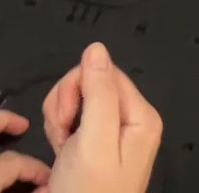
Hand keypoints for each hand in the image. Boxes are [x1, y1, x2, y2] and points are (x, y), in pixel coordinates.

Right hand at [40, 43, 161, 192]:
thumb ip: (98, 92)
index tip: (71, 120)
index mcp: (140, 115)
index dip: (80, 87)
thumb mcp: (94, 142)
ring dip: (60, 118)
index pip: (104, 70)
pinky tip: (61, 151)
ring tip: (63, 147)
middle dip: (68, 104)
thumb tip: (96, 47)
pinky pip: (69, 114)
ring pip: (75, 96)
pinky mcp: (92, 141)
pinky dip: (58, 129)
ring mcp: (110, 131)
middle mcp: (129, 119)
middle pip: (88, 81)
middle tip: (66, 136)